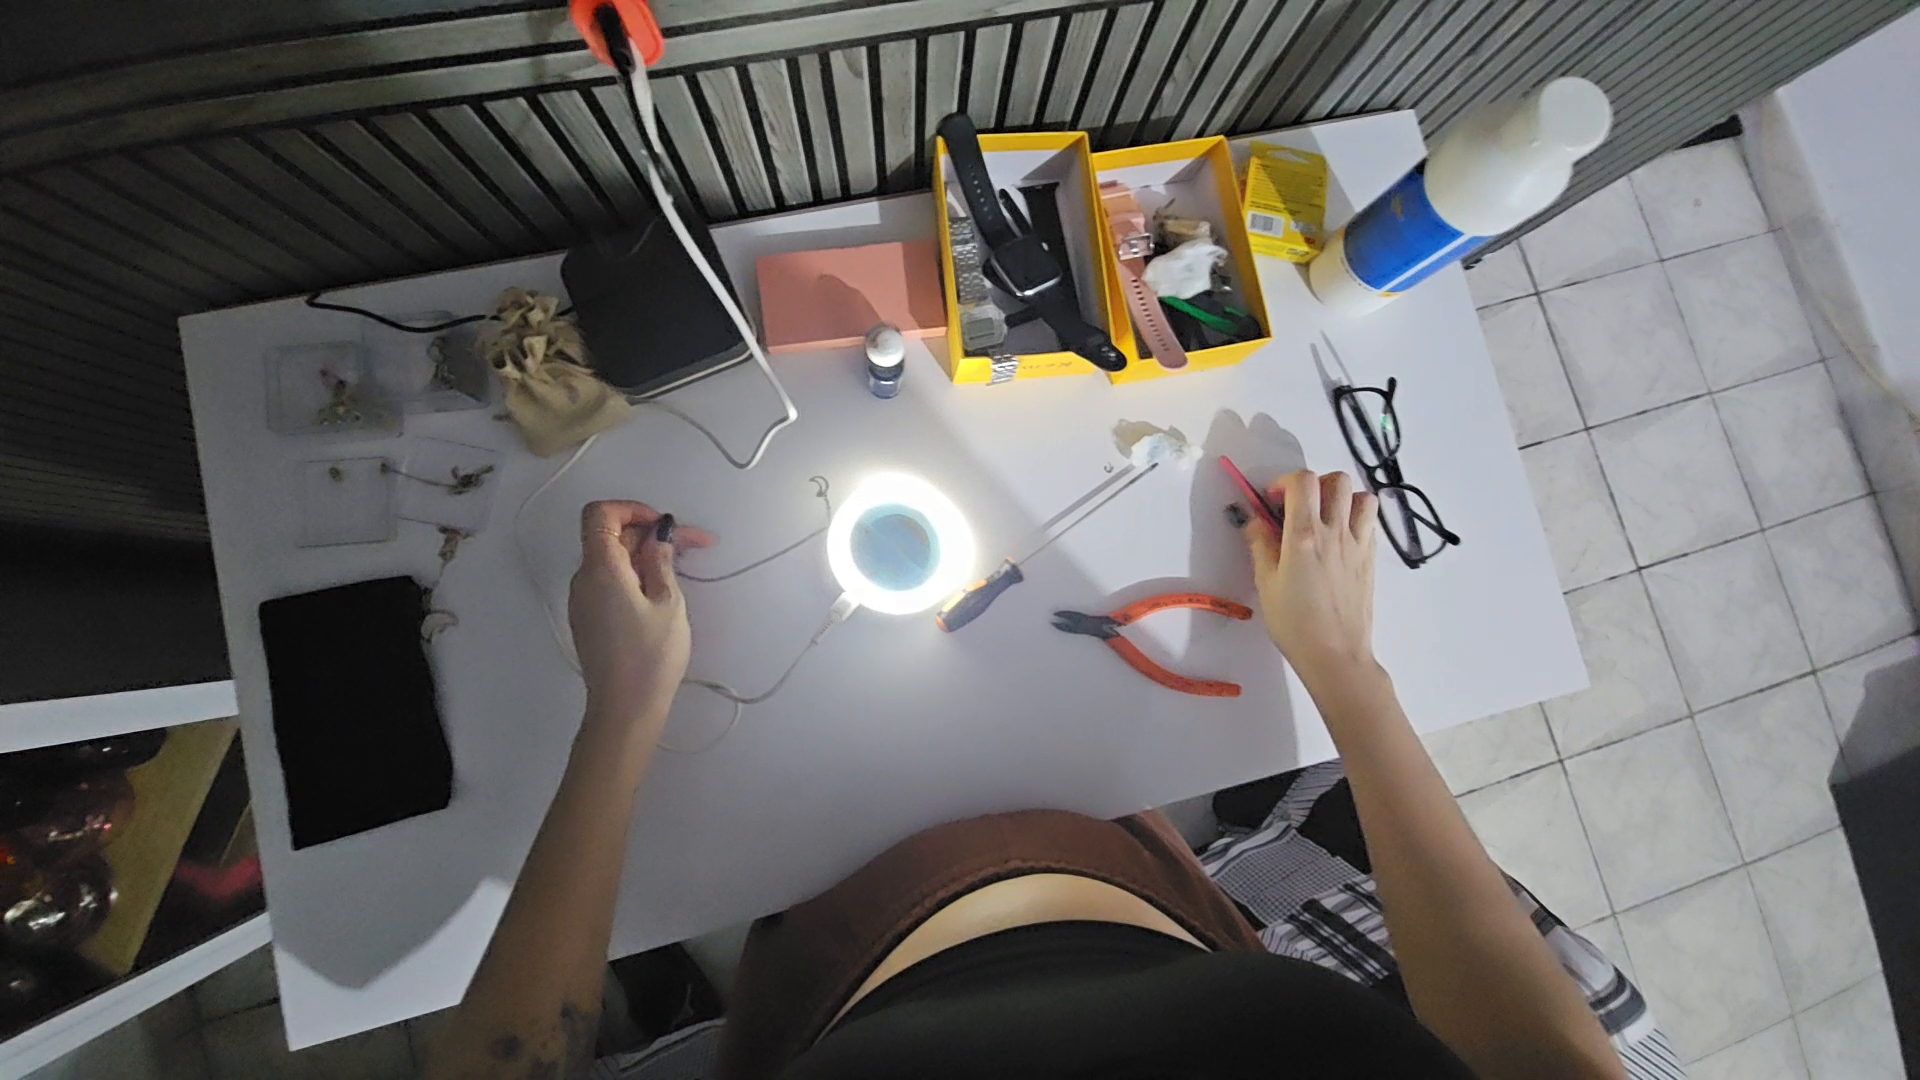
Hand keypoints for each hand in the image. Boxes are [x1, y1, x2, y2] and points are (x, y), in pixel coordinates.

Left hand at [568, 501, 714, 730]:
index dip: (633, 509)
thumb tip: (658, 535)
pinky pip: (611, 580)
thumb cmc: (650, 656)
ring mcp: (584, 600)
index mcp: (601, 569)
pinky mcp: (591, 617)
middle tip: (693, 545)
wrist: (625, 709)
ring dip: (645, 553)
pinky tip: (663, 588)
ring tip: (683, 566)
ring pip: (612, 558)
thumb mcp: (668, 602)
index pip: (601, 514)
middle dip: (650, 532)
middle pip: (610, 535)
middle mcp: (584, 579)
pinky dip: (636, 572)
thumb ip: (661, 561)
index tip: (665, 526)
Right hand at [1243, 470, 1382, 693]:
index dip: (1284, 481)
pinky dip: (1355, 517)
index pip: (1303, 482)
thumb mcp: (1265, 583)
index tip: (1272, 500)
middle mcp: (1334, 532)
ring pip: (1361, 496)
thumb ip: (1260, 545)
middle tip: (1298, 504)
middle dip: (1314, 483)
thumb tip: (1254, 522)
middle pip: (1336, 480)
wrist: (1335, 653)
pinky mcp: (1371, 558)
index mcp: (1303, 535)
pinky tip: (1338, 537)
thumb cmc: (1294, 622)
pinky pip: (1369, 522)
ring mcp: (1358, 544)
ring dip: (1341, 497)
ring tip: (1323, 516)